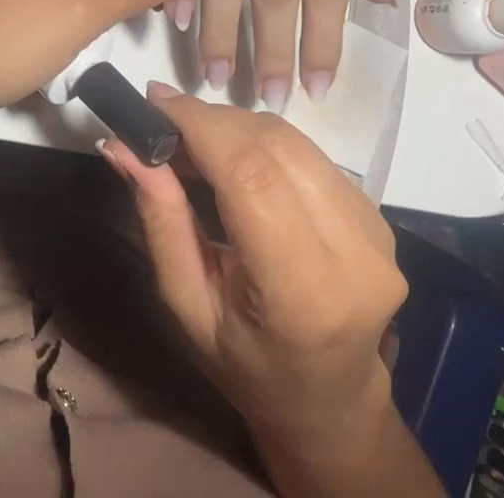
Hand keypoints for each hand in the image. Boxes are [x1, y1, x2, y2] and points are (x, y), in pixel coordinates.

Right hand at [99, 85, 408, 461]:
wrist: (330, 401)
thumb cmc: (245, 364)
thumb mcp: (185, 302)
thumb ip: (160, 220)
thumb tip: (122, 146)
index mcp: (302, 290)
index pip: (251, 175)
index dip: (200, 126)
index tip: (153, 103)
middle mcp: (354, 254)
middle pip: (277, 146)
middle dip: (213, 119)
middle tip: (162, 123)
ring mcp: (377, 234)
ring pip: (297, 142)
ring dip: (237, 126)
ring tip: (192, 141)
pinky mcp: (380, 218)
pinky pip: (312, 156)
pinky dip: (264, 142)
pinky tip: (233, 158)